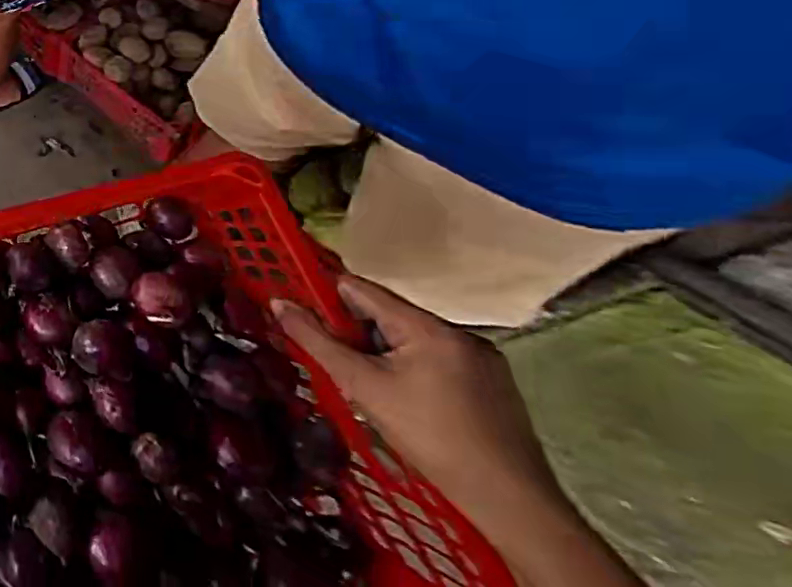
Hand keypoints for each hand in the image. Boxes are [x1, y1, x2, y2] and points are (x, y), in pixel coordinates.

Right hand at [274, 277, 643, 586]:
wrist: (513, 503)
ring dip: (380, 350)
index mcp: (428, 327)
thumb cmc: (431, 438)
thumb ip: (316, 341)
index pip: (361, 289)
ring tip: (364, 381)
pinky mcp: (492, 382)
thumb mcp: (363, 387)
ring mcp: (481, 358)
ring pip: (409, 337)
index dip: (324, 294)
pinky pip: (435, 357)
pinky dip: (408, 365)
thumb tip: (278, 303)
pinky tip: (402, 396)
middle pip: (386, 314)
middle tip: (331, 356)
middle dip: (353, 330)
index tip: (299, 307)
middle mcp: (458, 332)